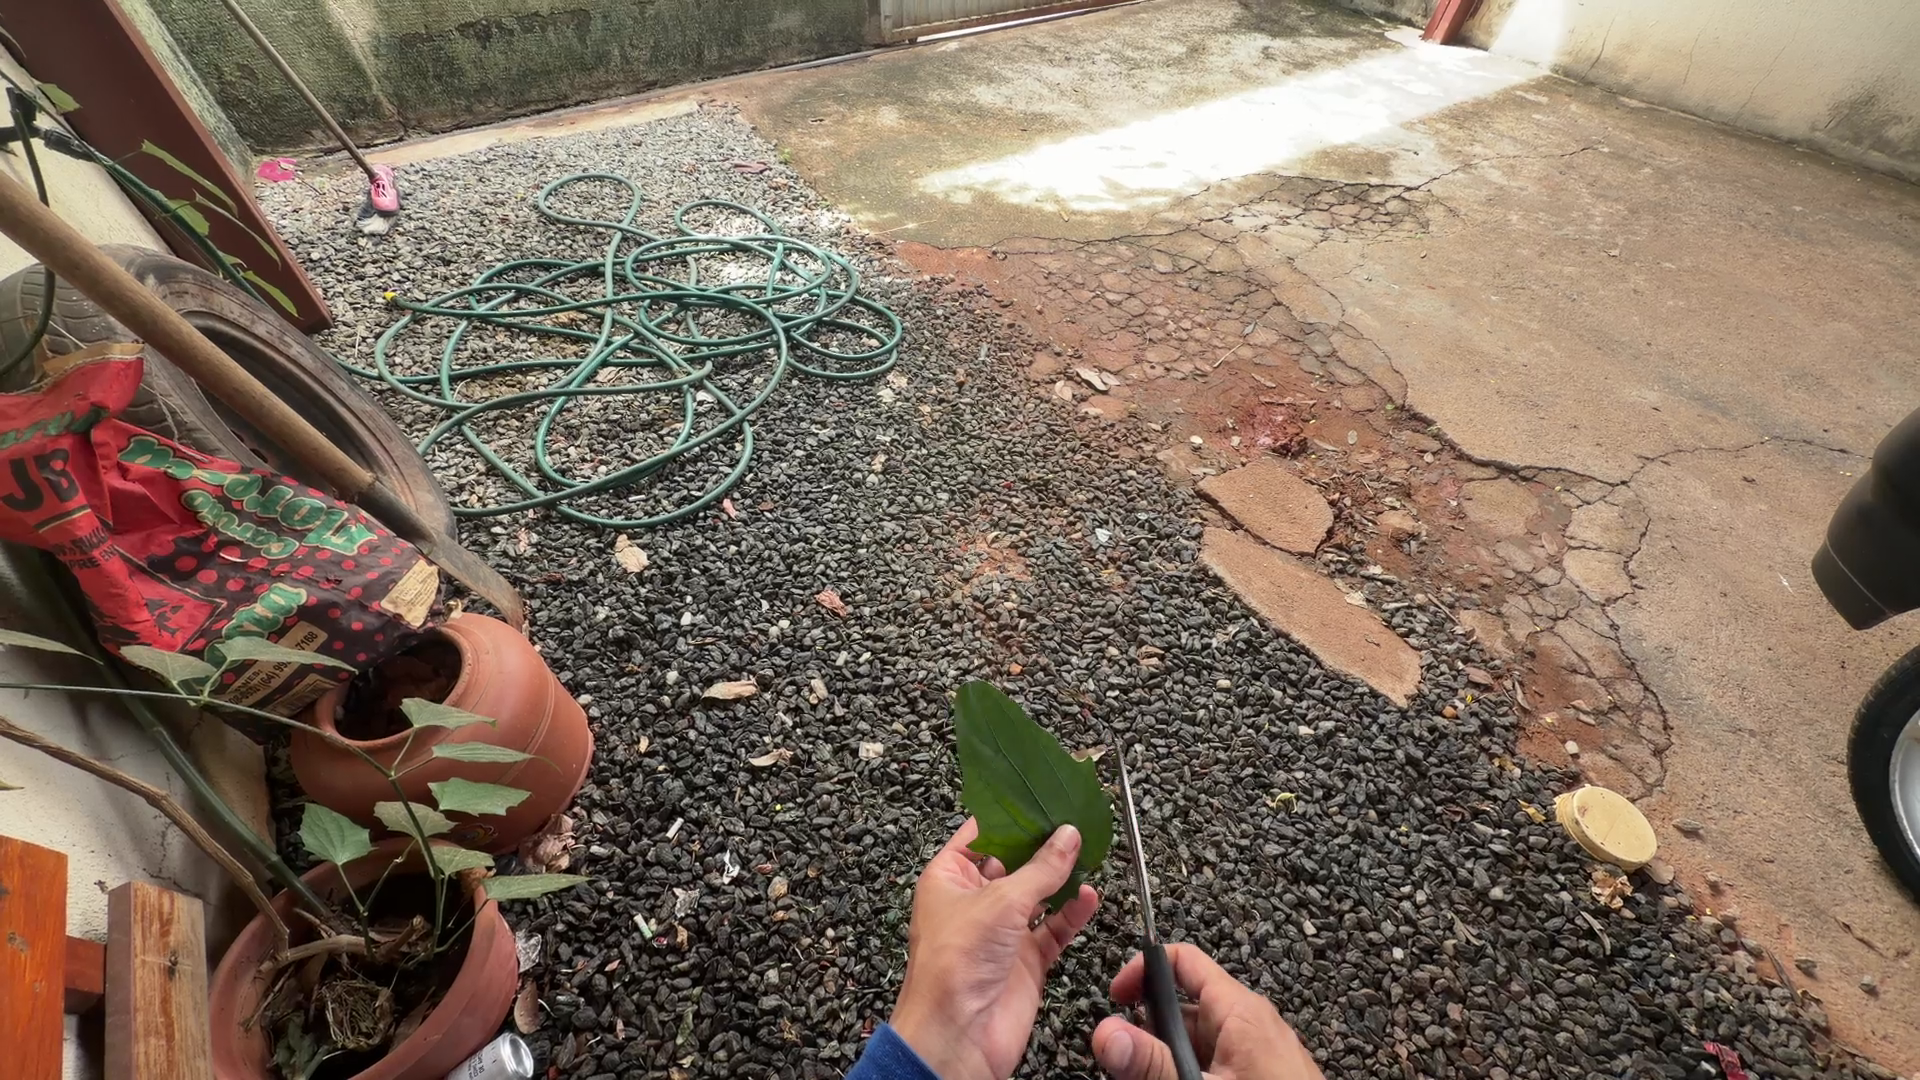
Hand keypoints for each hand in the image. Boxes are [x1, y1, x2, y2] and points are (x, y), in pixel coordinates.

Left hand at [890, 819, 1099, 1079]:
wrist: (958, 1038)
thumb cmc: (954, 965)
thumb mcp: (1001, 901)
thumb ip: (1040, 868)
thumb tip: (1066, 835)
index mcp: (950, 877)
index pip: (980, 834)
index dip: (1008, 815)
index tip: (1036, 796)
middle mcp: (974, 899)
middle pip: (1013, 861)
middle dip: (1041, 843)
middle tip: (1070, 818)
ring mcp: (1001, 930)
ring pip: (1037, 893)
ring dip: (1061, 876)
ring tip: (1087, 850)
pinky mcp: (1024, 958)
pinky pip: (1053, 927)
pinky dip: (1072, 912)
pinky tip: (1089, 896)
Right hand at [1092, 944, 1322, 1079]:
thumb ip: (1154, 1065)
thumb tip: (1104, 1033)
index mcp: (1239, 1009)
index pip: (1181, 959)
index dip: (1143, 970)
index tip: (1115, 1002)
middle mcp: (1249, 1023)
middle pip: (1182, 1009)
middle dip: (1152, 1037)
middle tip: (1132, 1070)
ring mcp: (1258, 1056)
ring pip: (1197, 1047)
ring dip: (1170, 1066)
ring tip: (1155, 1079)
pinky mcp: (1263, 1078)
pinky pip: (1218, 1069)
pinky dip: (1195, 1076)